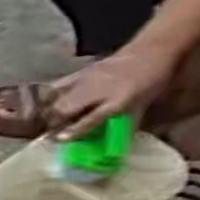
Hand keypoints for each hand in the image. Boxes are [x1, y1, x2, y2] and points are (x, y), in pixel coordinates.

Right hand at [47, 43, 180, 140]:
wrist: (153, 49)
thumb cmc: (151, 81)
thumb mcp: (143, 105)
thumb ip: (125, 125)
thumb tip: (116, 150)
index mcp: (119, 100)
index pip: (90, 119)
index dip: (73, 131)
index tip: (59, 140)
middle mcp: (100, 90)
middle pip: (65, 109)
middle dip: (54, 123)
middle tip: (51, 134)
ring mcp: (89, 79)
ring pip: (58, 99)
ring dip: (50, 113)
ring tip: (47, 122)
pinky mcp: (82, 71)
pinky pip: (59, 85)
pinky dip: (50, 95)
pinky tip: (46, 104)